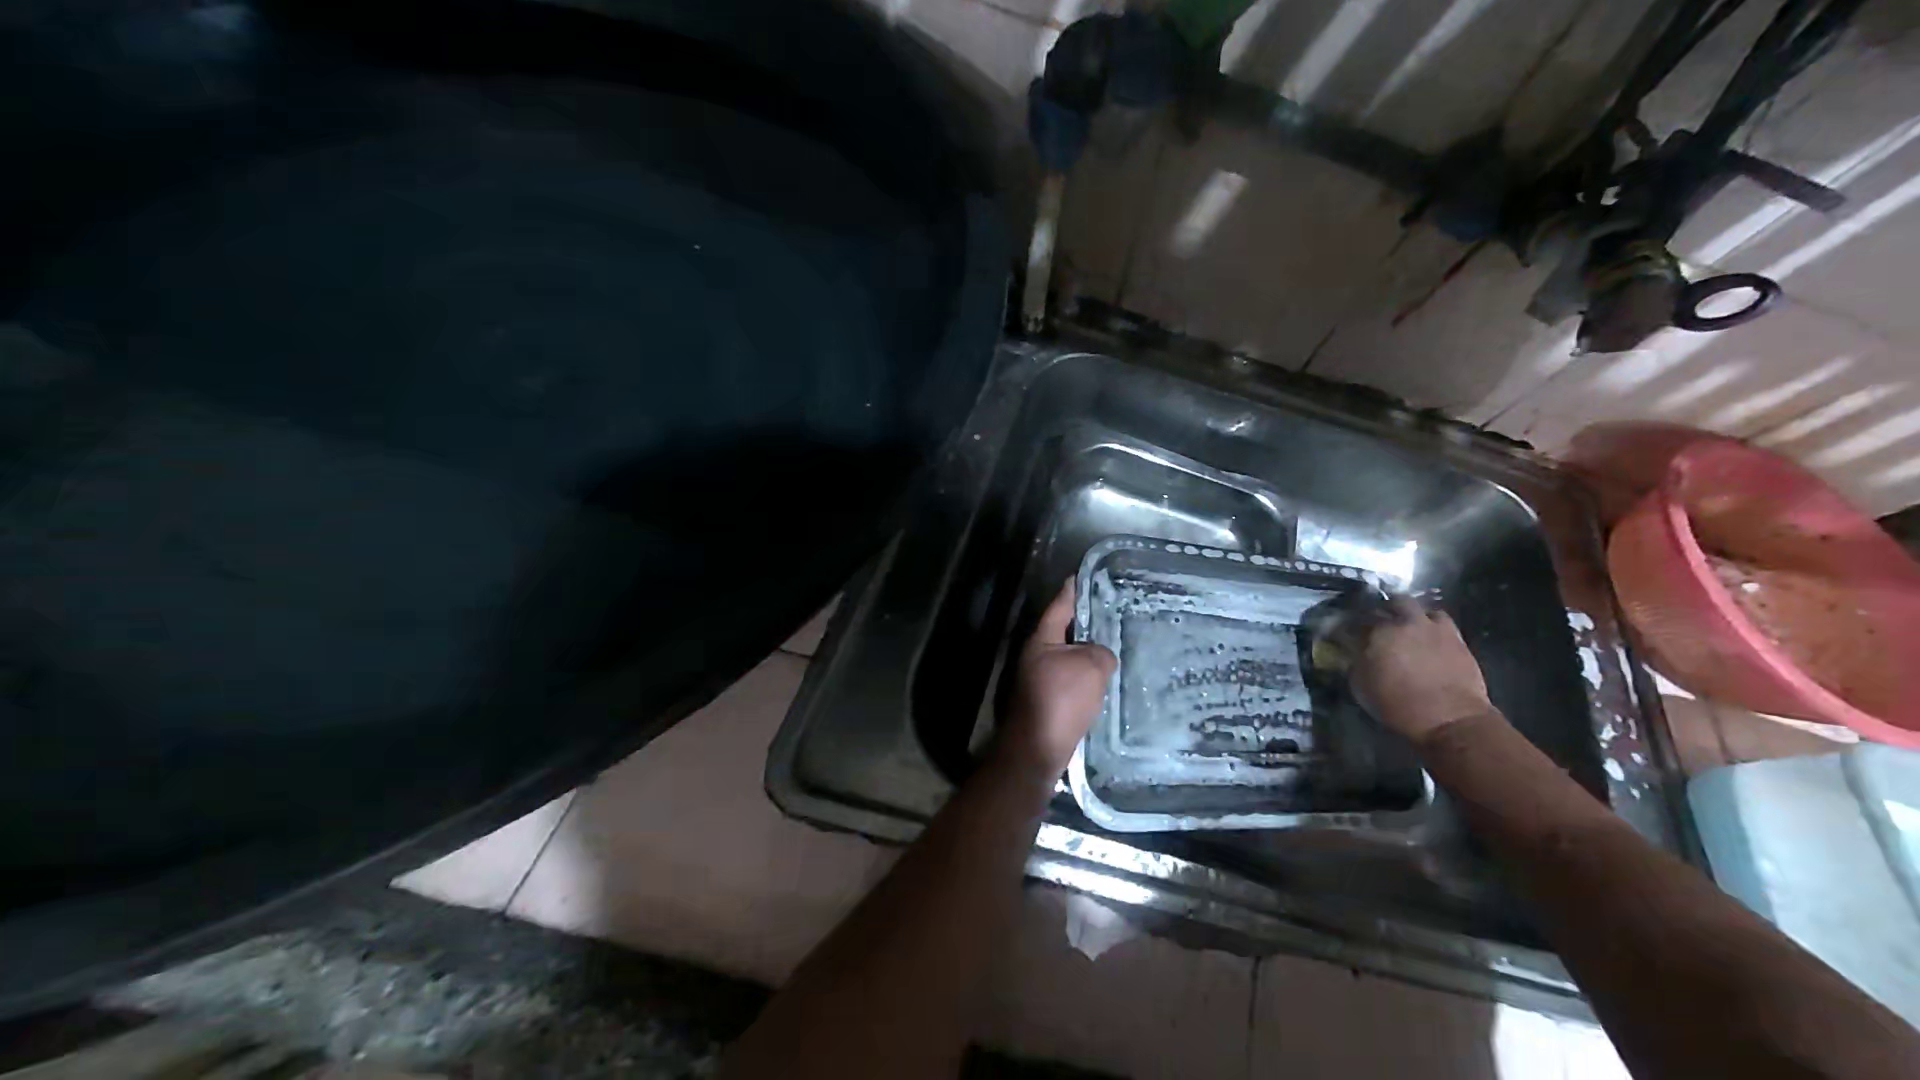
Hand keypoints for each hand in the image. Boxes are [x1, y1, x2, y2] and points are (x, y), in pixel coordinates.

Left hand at [1000, 580, 1116, 776]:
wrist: (1038, 749)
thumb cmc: (1061, 699)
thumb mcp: (1090, 666)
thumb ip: (1101, 652)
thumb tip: (1100, 657)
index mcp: (1042, 640)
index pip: (1059, 606)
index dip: (1072, 590)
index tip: (1082, 576)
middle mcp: (1036, 656)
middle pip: (1064, 632)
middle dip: (1085, 624)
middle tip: (1111, 613)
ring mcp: (1039, 680)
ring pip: (1069, 659)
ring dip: (1088, 654)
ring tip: (1116, 647)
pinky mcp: (1047, 703)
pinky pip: (1071, 681)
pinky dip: (1087, 678)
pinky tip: (1105, 683)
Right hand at [1351, 597, 1494, 746]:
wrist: (1450, 719)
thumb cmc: (1398, 706)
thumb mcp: (1361, 687)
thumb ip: (1353, 662)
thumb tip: (1349, 651)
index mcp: (1374, 634)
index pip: (1352, 621)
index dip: (1345, 628)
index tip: (1342, 635)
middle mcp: (1401, 623)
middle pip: (1384, 604)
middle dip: (1376, 611)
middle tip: (1373, 624)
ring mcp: (1429, 626)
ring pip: (1412, 605)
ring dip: (1403, 611)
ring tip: (1402, 623)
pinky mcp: (1453, 635)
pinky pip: (1438, 617)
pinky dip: (1428, 621)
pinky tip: (1426, 632)